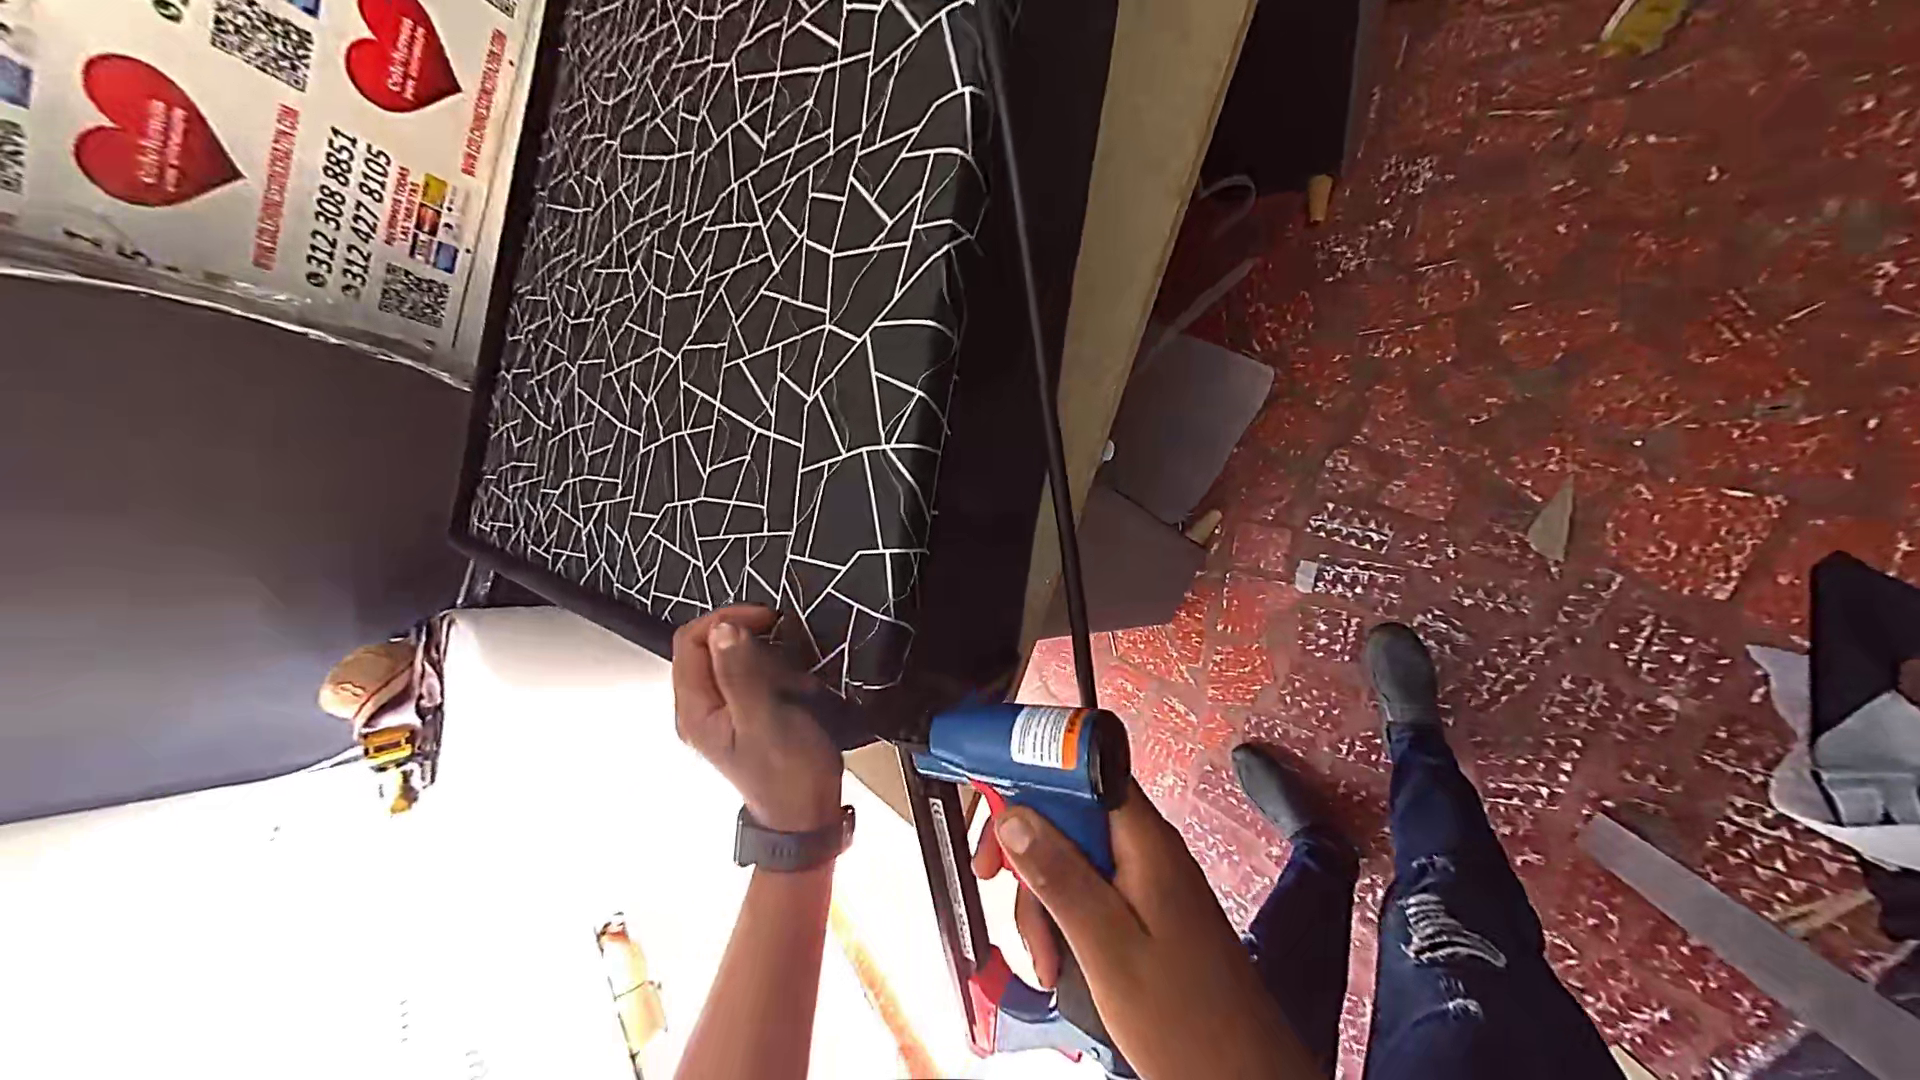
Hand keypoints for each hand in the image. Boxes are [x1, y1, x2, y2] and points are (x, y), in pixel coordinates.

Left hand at [672, 606, 843, 832]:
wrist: (807, 815)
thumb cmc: (788, 773)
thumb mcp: (766, 719)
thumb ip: (741, 673)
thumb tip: (723, 628)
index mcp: (695, 710)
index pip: (690, 641)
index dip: (725, 620)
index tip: (765, 618)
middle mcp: (701, 708)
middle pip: (711, 647)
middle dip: (754, 645)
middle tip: (786, 660)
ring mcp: (723, 711)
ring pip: (736, 659)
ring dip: (771, 662)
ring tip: (796, 686)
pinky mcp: (744, 713)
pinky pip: (754, 676)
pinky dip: (778, 675)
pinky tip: (798, 694)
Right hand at [973, 785, 1313, 1078]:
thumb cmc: (1183, 1020)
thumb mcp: (1107, 947)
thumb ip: (1060, 876)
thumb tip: (1015, 814)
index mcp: (1143, 839)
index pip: (1082, 769)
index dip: (1035, 777)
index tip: (995, 811)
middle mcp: (1144, 845)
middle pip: (1069, 815)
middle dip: (1027, 850)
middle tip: (992, 881)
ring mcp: (1145, 876)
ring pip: (1072, 855)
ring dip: (1042, 895)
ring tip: (1043, 956)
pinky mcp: (1144, 906)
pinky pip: (1089, 887)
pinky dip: (1063, 915)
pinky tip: (1058, 958)